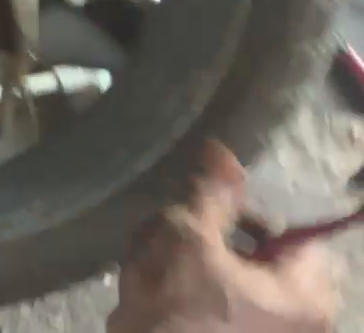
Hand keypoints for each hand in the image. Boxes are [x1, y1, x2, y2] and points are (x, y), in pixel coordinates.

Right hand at [109, 141, 336, 332]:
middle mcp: (304, 312)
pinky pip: (225, 287)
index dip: (251, 210)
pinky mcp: (239, 328)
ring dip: (198, 249)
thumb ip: (210, 195)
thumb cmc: (180, 296)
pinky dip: (194, 272)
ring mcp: (273, 324)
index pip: (295, 231)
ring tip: (158, 247)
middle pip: (264, 248)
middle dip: (216, 229)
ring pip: (238, 265)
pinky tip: (160, 269)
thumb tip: (222, 151)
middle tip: (177, 225)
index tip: (208, 202)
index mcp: (307, 290)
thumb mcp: (188, 234)